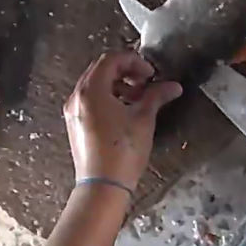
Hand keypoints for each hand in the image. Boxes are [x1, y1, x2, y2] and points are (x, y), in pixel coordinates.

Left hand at [63, 51, 182, 188]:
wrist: (102, 185)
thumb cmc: (122, 151)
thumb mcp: (143, 119)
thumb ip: (156, 96)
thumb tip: (172, 87)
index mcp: (91, 90)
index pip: (111, 60)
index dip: (134, 61)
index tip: (151, 74)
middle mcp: (77, 97)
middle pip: (101, 70)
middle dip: (125, 72)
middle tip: (146, 82)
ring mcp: (73, 111)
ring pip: (95, 85)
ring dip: (118, 85)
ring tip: (139, 99)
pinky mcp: (75, 124)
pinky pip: (90, 100)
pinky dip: (108, 98)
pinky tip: (125, 111)